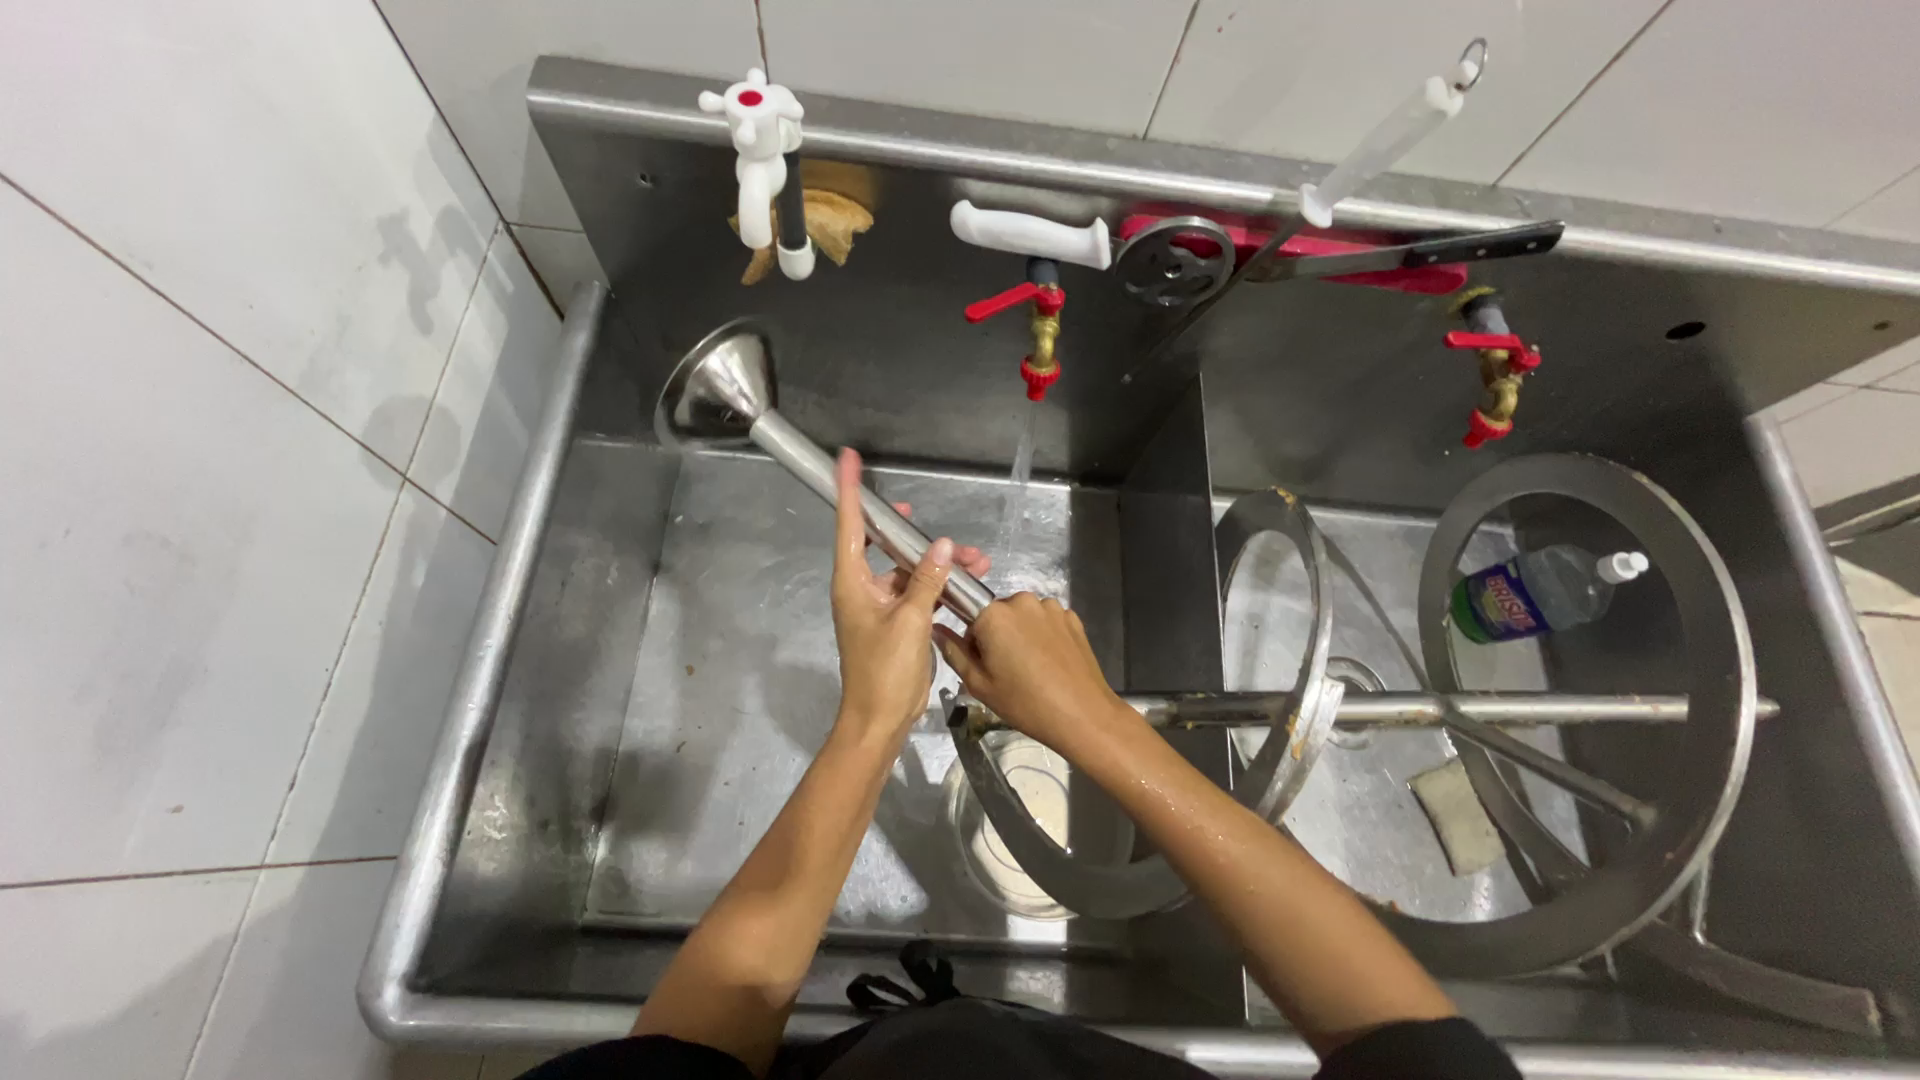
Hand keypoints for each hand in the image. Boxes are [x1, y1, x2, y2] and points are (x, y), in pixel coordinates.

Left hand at [830, 449, 990, 743]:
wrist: (880, 720)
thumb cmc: (884, 671)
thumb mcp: (909, 622)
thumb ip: (926, 581)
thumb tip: (942, 545)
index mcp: (852, 582)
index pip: (849, 526)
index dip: (848, 491)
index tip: (846, 459)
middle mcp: (861, 587)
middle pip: (886, 546)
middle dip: (918, 537)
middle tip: (947, 536)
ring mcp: (879, 605)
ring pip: (909, 570)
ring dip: (938, 565)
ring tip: (976, 562)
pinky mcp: (896, 621)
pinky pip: (917, 591)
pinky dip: (939, 585)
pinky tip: (966, 581)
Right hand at [933, 593, 1137, 756]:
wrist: (1083, 715)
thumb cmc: (1025, 703)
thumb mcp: (979, 685)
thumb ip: (954, 652)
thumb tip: (938, 629)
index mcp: (994, 614)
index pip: (968, 612)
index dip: (971, 636)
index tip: (982, 659)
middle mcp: (1022, 601)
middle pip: (998, 613)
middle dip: (997, 635)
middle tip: (1006, 670)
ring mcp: (1051, 607)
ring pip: (1023, 617)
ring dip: (1021, 634)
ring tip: (1031, 668)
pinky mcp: (1072, 617)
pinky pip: (1046, 621)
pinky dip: (1044, 636)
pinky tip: (1050, 663)